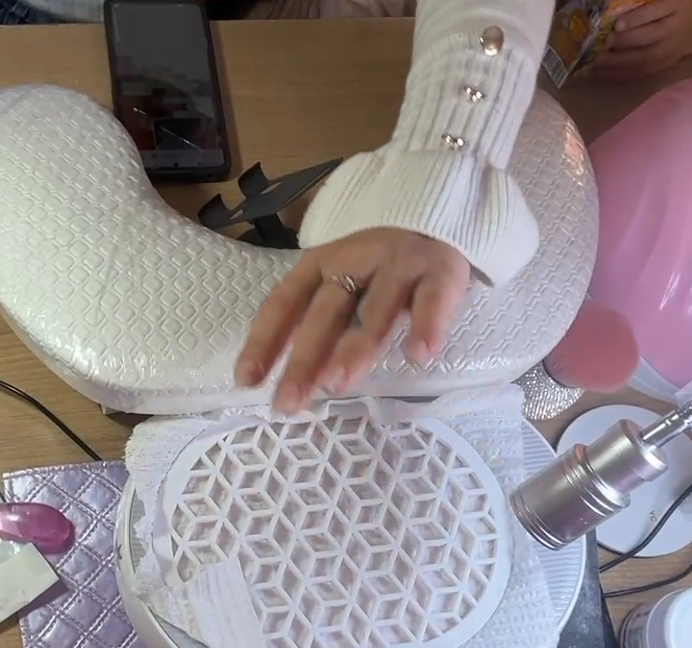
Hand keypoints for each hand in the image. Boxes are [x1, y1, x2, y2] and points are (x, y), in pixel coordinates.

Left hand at [235, 227, 469, 412]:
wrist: (445, 199)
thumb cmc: (384, 258)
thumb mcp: (344, 279)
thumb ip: (323, 320)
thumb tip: (298, 378)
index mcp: (322, 263)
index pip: (285, 302)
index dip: (264, 340)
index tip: (246, 380)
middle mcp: (355, 260)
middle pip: (325, 313)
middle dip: (304, 360)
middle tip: (289, 402)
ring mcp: (399, 262)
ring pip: (376, 308)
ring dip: (356, 347)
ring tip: (338, 383)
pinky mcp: (442, 266)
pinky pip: (433, 297)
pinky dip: (428, 324)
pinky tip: (419, 355)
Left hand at [595, 0, 691, 79]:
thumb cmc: (678, 3)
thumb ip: (647, 0)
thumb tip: (619, 1)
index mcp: (680, 3)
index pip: (659, 10)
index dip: (638, 18)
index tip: (617, 24)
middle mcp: (678, 26)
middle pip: (653, 36)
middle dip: (627, 41)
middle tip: (605, 43)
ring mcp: (672, 48)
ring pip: (646, 58)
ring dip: (620, 62)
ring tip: (598, 62)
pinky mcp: (666, 64)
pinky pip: (643, 71)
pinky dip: (622, 74)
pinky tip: (604, 73)